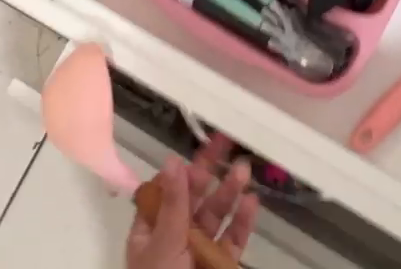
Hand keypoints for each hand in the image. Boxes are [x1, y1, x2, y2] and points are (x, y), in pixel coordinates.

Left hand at [126, 135, 260, 268]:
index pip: (165, 191)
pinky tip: (251, 203)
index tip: (201, 150)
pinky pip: (232, 242)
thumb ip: (172, 203)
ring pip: (216, 217)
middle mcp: (174, 239)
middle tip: (226, 145)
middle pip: (194, 199)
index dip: (183, 171)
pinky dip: (242, 223)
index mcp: (149, 231)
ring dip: (229, 192)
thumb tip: (173, 159)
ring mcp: (198, 254)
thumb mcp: (162, 243)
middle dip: (210, 174)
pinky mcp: (220, 268)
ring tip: (243, 170)